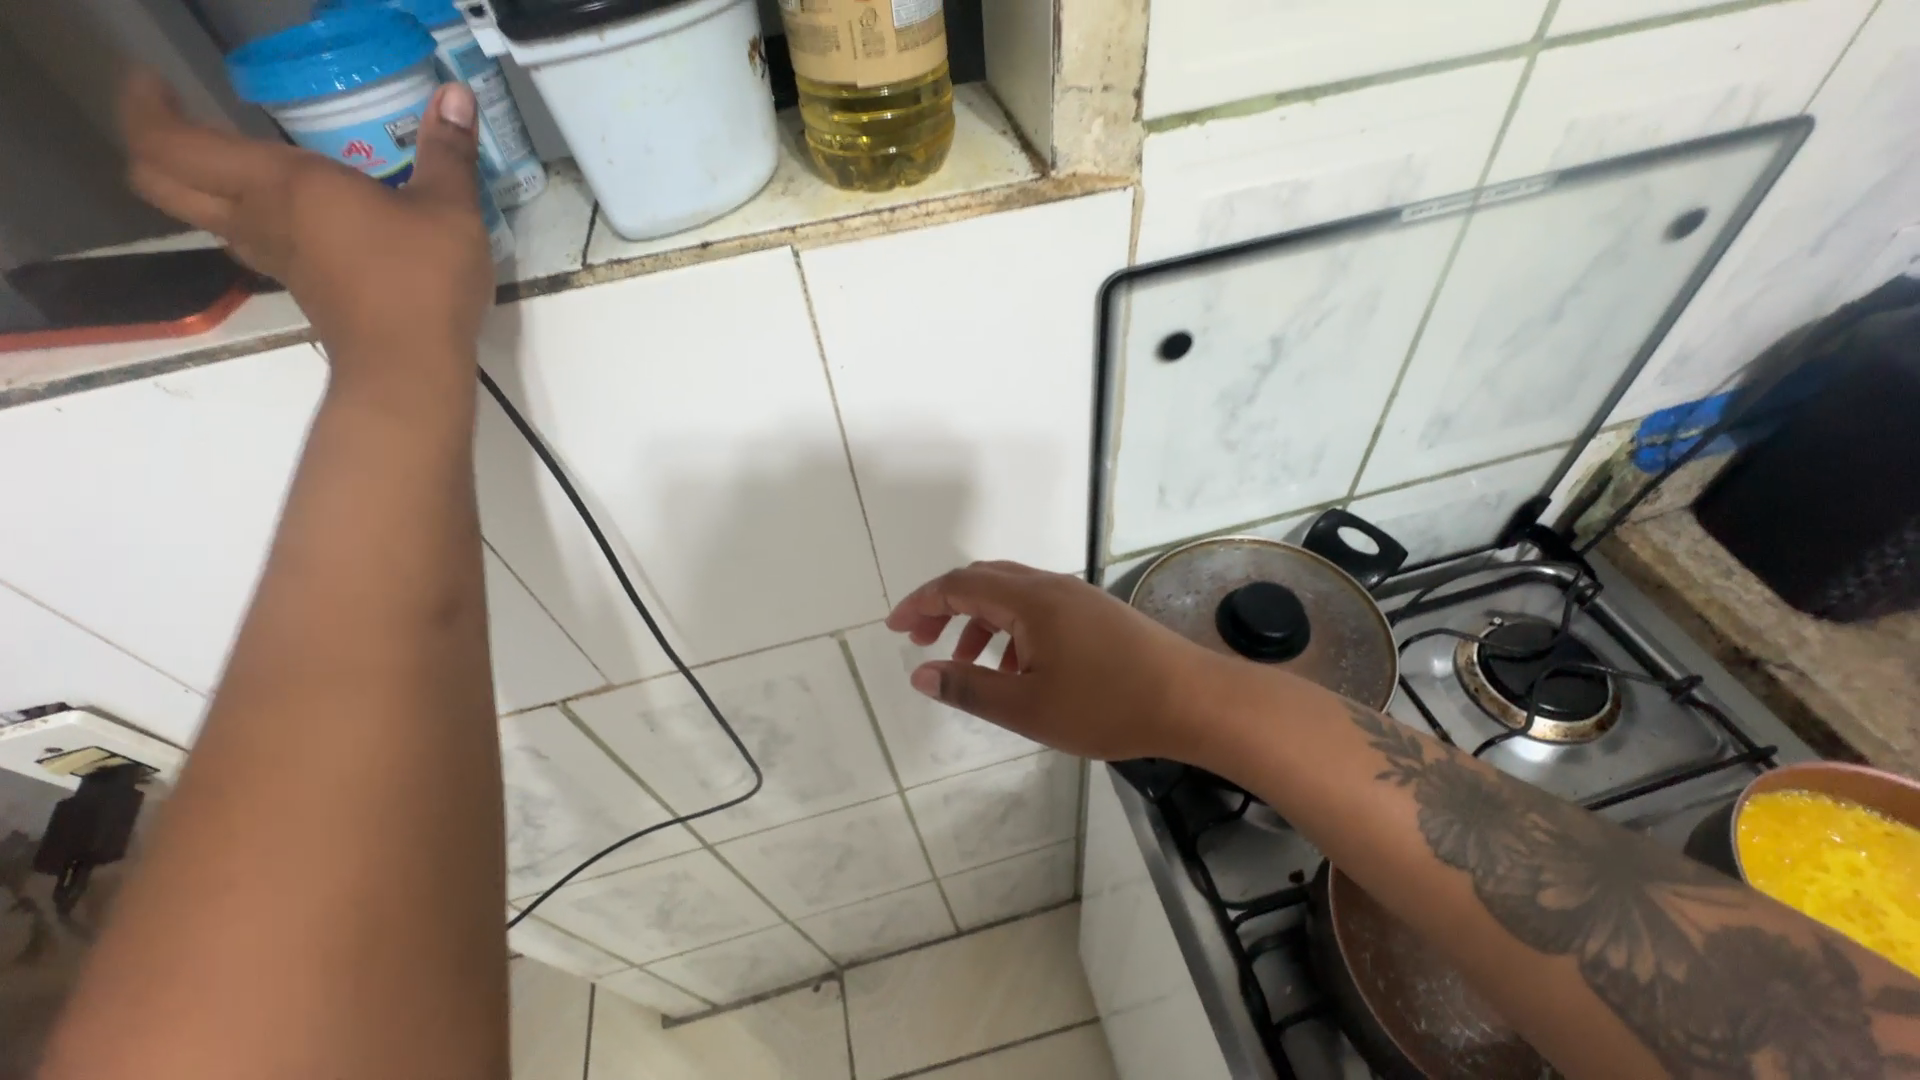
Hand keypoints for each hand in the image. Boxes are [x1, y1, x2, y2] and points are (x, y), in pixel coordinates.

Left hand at [118, 72, 494, 389]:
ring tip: (238, 165)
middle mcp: (263, 217)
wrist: (411, 366)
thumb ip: (448, 154)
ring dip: (202, 184)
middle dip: (153, 143)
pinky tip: (294, 218)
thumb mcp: (450, 211)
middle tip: (179, 117)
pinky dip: (249, 220)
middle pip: (161, 178)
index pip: (170, 139)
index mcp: (284, 184)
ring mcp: (277, 258)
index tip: (157, 81)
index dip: (146, 104)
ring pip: (204, 214)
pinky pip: (249, 242)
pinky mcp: (303, 288)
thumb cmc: (423, 280)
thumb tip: (455, 95)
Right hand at [886, 561, 1242, 763]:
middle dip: (946, 607)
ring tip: (970, 667)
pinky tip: (1019, 672)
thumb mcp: (1028, 708)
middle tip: (922, 641)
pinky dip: (1013, 632)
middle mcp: (1051, 587)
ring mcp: (1078, 598)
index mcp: (1030, 600)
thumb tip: (921, 673)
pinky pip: (1039, 610)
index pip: (959, 585)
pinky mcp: (1097, 615)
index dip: (921, 603)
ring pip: (1013, 597)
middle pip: (984, 580)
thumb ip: (969, 688)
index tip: (896, 629)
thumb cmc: (1107, 705)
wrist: (1194, 701)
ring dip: (981, 623)